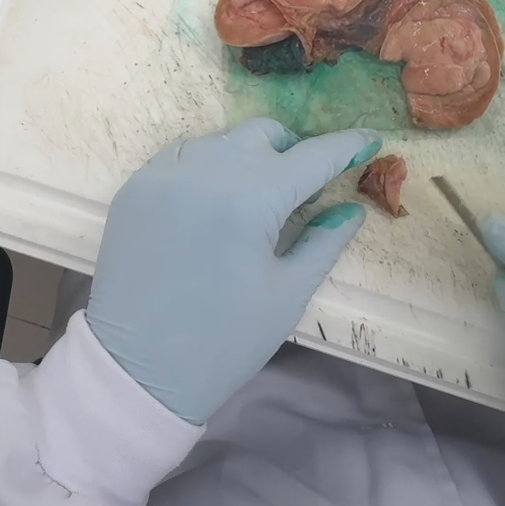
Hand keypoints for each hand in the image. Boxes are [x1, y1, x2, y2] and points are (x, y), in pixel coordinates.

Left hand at [86, 119, 379, 423]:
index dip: (346, 145)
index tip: (369, 138)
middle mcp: (207, 169)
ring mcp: (165, 172)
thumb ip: (324, 242)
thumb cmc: (222, 341)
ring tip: (254, 200)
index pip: (312, 156)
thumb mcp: (286, 295)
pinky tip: (213, 199)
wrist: (135, 370)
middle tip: (303, 187)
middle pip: (264, 135)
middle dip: (293, 151)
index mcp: (251, 198)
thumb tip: (352, 210)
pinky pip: (182, 154)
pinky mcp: (136, 185)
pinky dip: (207, 164)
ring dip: (248, 157)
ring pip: (221, 140)